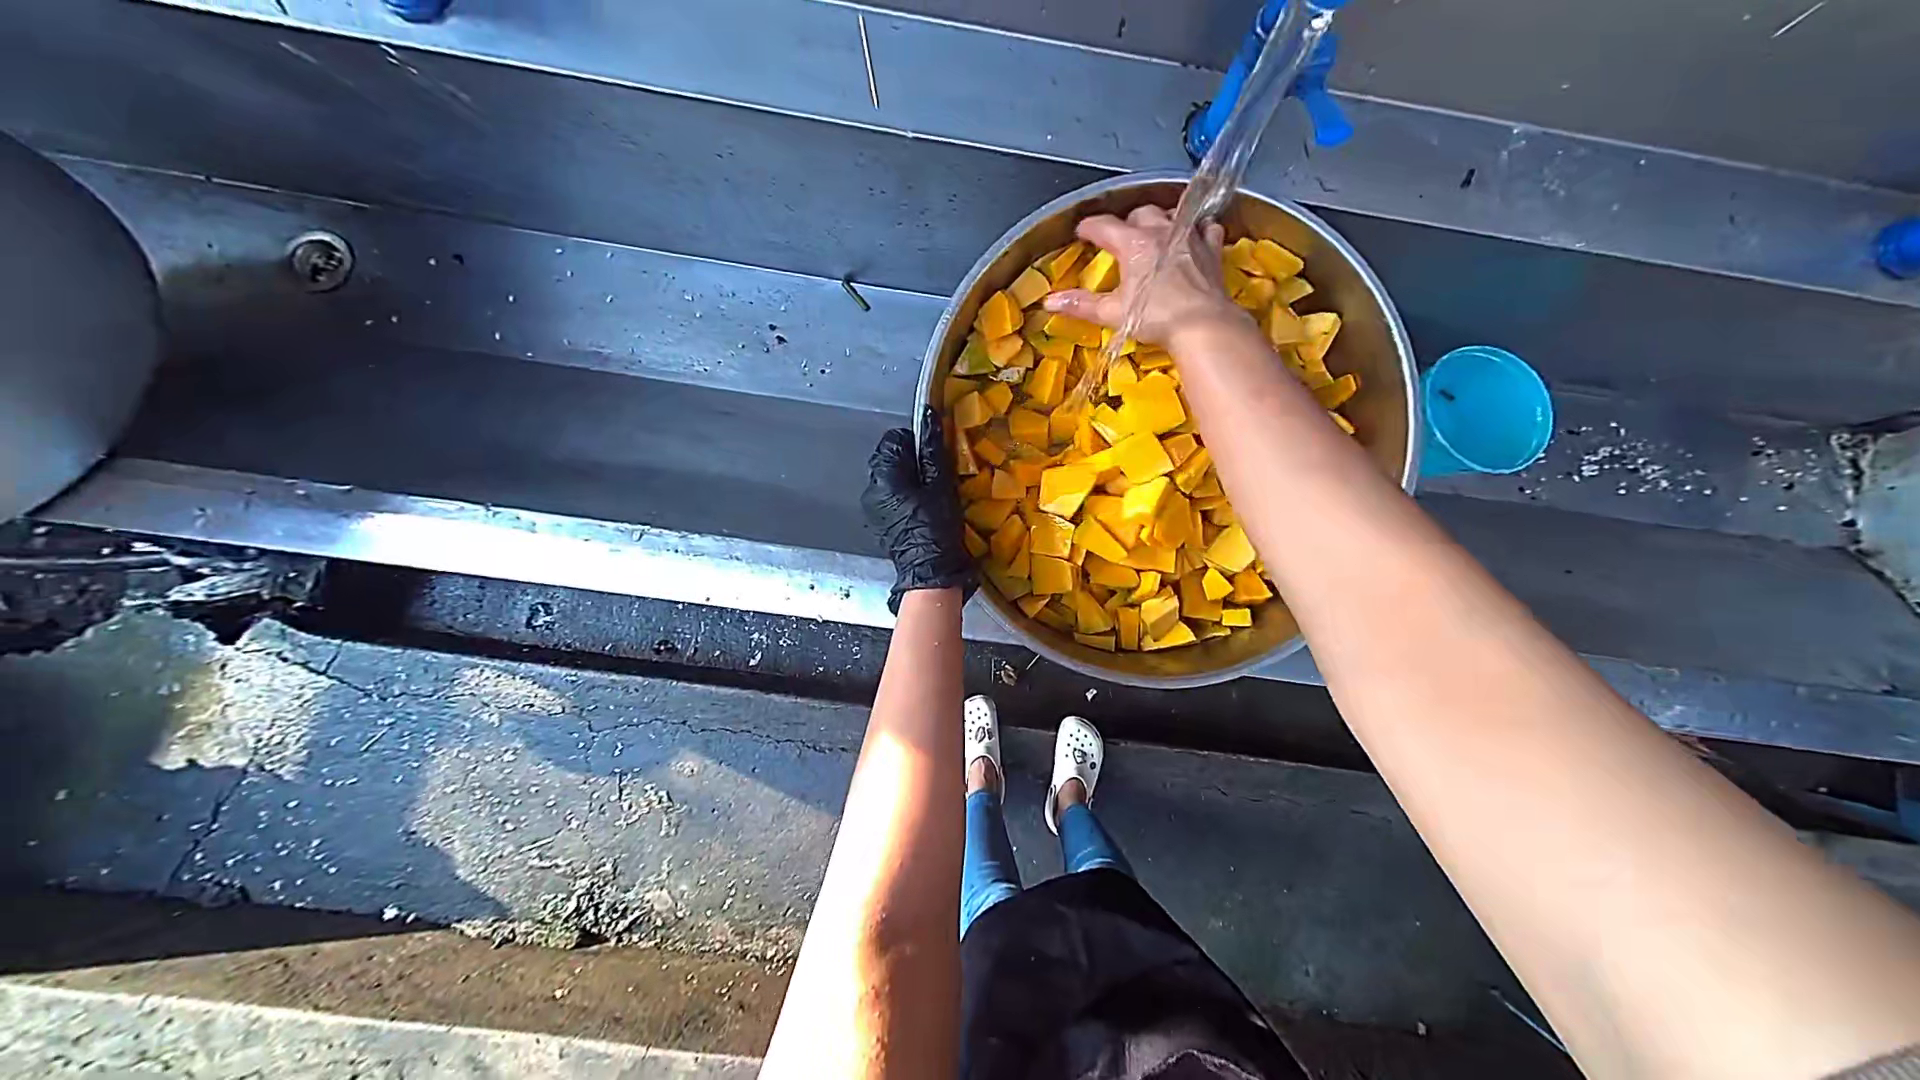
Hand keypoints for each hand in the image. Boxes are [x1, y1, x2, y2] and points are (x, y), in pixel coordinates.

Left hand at [862, 407, 975, 613]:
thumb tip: (930, 417)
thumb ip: (933, 449)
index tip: (934, 456)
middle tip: (936, 475)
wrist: (930, 571)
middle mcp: (871, 488)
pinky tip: (921, 509)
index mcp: (884, 475)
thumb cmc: (936, 527)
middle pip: (890, 458)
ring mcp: (872, 506)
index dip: (916, 442)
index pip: (895, 439)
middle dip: (912, 461)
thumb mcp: (941, 484)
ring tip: (930, 493)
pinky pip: (890, 497)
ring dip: (908, 479)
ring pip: (890, 478)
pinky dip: (904, 496)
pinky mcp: (878, 521)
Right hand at [1041, 206, 1251, 348]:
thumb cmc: (1156, 318)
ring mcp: (1189, 236)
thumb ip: (1081, 305)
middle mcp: (1161, 231)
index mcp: (1133, 243)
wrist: (1202, 325)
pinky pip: (1206, 227)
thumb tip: (1050, 301)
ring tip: (1155, 232)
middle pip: (1140, 213)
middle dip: (1128, 222)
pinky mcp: (1211, 249)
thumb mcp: (1112, 313)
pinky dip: (1198, 229)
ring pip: (1173, 212)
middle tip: (1120, 238)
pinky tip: (1194, 237)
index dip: (1089, 228)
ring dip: (1161, 219)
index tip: (1082, 232)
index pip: (1103, 226)